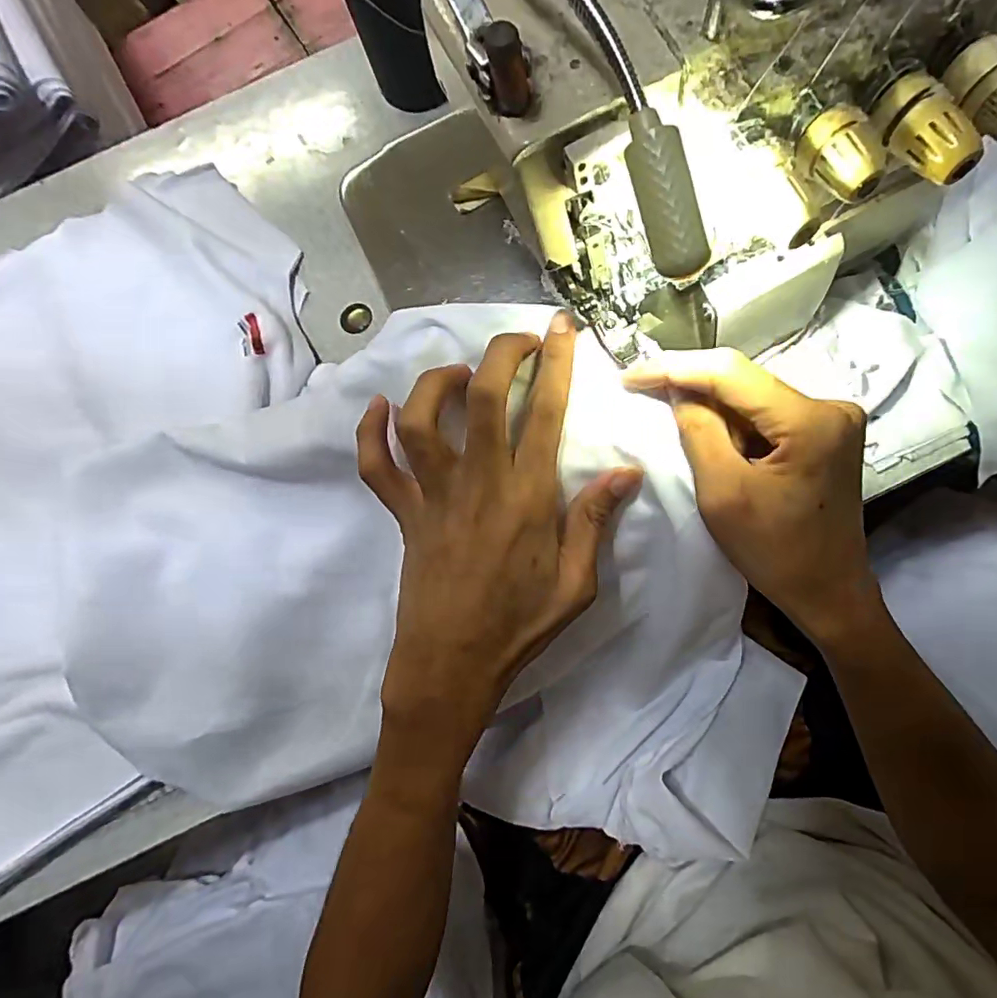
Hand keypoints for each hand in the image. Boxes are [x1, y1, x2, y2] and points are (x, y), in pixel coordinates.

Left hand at [357, 312, 641, 748]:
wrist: (450, 667)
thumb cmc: (519, 627)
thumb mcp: (576, 584)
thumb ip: (594, 522)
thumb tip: (626, 472)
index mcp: (528, 498)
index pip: (544, 414)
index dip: (555, 364)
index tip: (559, 330)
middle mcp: (478, 484)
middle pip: (480, 398)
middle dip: (501, 353)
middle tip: (520, 339)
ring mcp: (434, 497)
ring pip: (421, 422)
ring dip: (435, 384)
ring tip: (458, 373)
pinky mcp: (403, 516)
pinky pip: (376, 467)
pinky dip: (369, 433)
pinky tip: (378, 408)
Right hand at [621, 348, 875, 639]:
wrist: (828, 591)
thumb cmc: (776, 553)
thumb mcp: (724, 493)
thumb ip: (699, 432)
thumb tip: (678, 391)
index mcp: (812, 421)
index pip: (732, 373)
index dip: (677, 368)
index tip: (633, 374)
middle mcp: (832, 407)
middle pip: (745, 381)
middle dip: (693, 385)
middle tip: (642, 387)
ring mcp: (835, 418)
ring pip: (755, 396)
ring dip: (714, 406)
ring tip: (670, 412)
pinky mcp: (828, 432)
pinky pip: (769, 414)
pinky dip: (737, 423)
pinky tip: (712, 435)